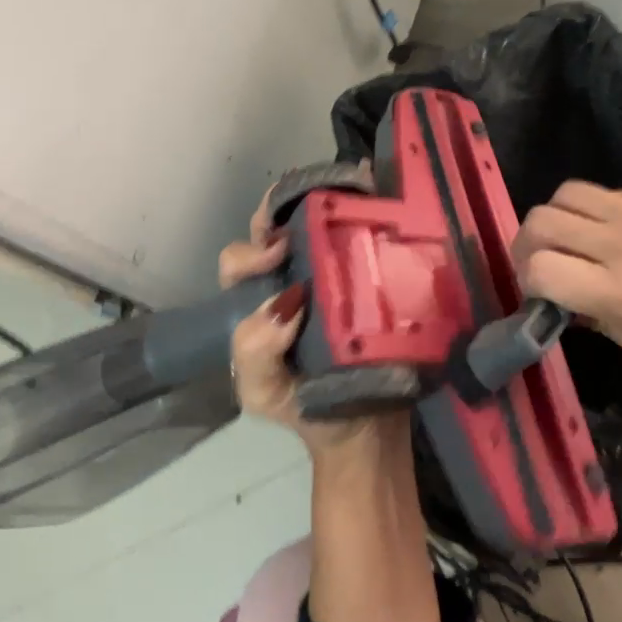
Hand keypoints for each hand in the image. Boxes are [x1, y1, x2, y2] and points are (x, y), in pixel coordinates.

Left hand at [220, 182, 408, 456]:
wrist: (369, 433)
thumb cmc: (307, 407)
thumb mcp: (263, 391)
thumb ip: (255, 351)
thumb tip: (282, 302)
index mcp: (256, 300)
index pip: (239, 260)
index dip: (253, 251)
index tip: (281, 252)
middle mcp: (289, 278)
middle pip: (277, 227)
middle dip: (289, 206)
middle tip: (316, 204)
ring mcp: (332, 274)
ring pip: (319, 223)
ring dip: (329, 201)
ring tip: (351, 189)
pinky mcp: (369, 275)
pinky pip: (363, 237)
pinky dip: (367, 212)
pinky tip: (382, 199)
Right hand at [510, 181, 621, 380]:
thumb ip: (606, 329)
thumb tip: (572, 305)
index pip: (541, 269)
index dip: (526, 281)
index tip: (538, 294)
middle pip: (541, 222)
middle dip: (525, 245)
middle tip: (538, 264)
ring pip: (565, 194)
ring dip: (554, 219)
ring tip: (567, 241)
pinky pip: (606, 193)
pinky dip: (593, 212)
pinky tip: (612, 234)